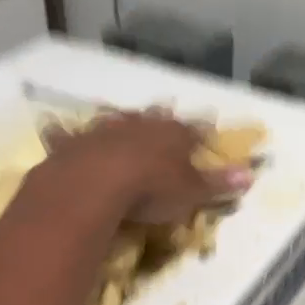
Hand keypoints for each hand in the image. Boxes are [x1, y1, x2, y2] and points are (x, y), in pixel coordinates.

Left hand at [26, 112, 252, 226]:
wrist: (92, 185)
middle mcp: (140, 125)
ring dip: (120, 121)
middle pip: (155, 118)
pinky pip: (66, 135)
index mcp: (174, 134)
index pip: (195, 130)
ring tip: (122, 117)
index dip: (203, 131)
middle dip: (162, 118)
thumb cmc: (151, 188)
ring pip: (115, 120)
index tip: (209, 129)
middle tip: (165, 113)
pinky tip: (54, 126)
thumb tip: (250, 174)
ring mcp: (104, 131)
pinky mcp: (71, 144)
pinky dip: (62, 132)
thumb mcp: (192, 191)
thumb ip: (218, 183)